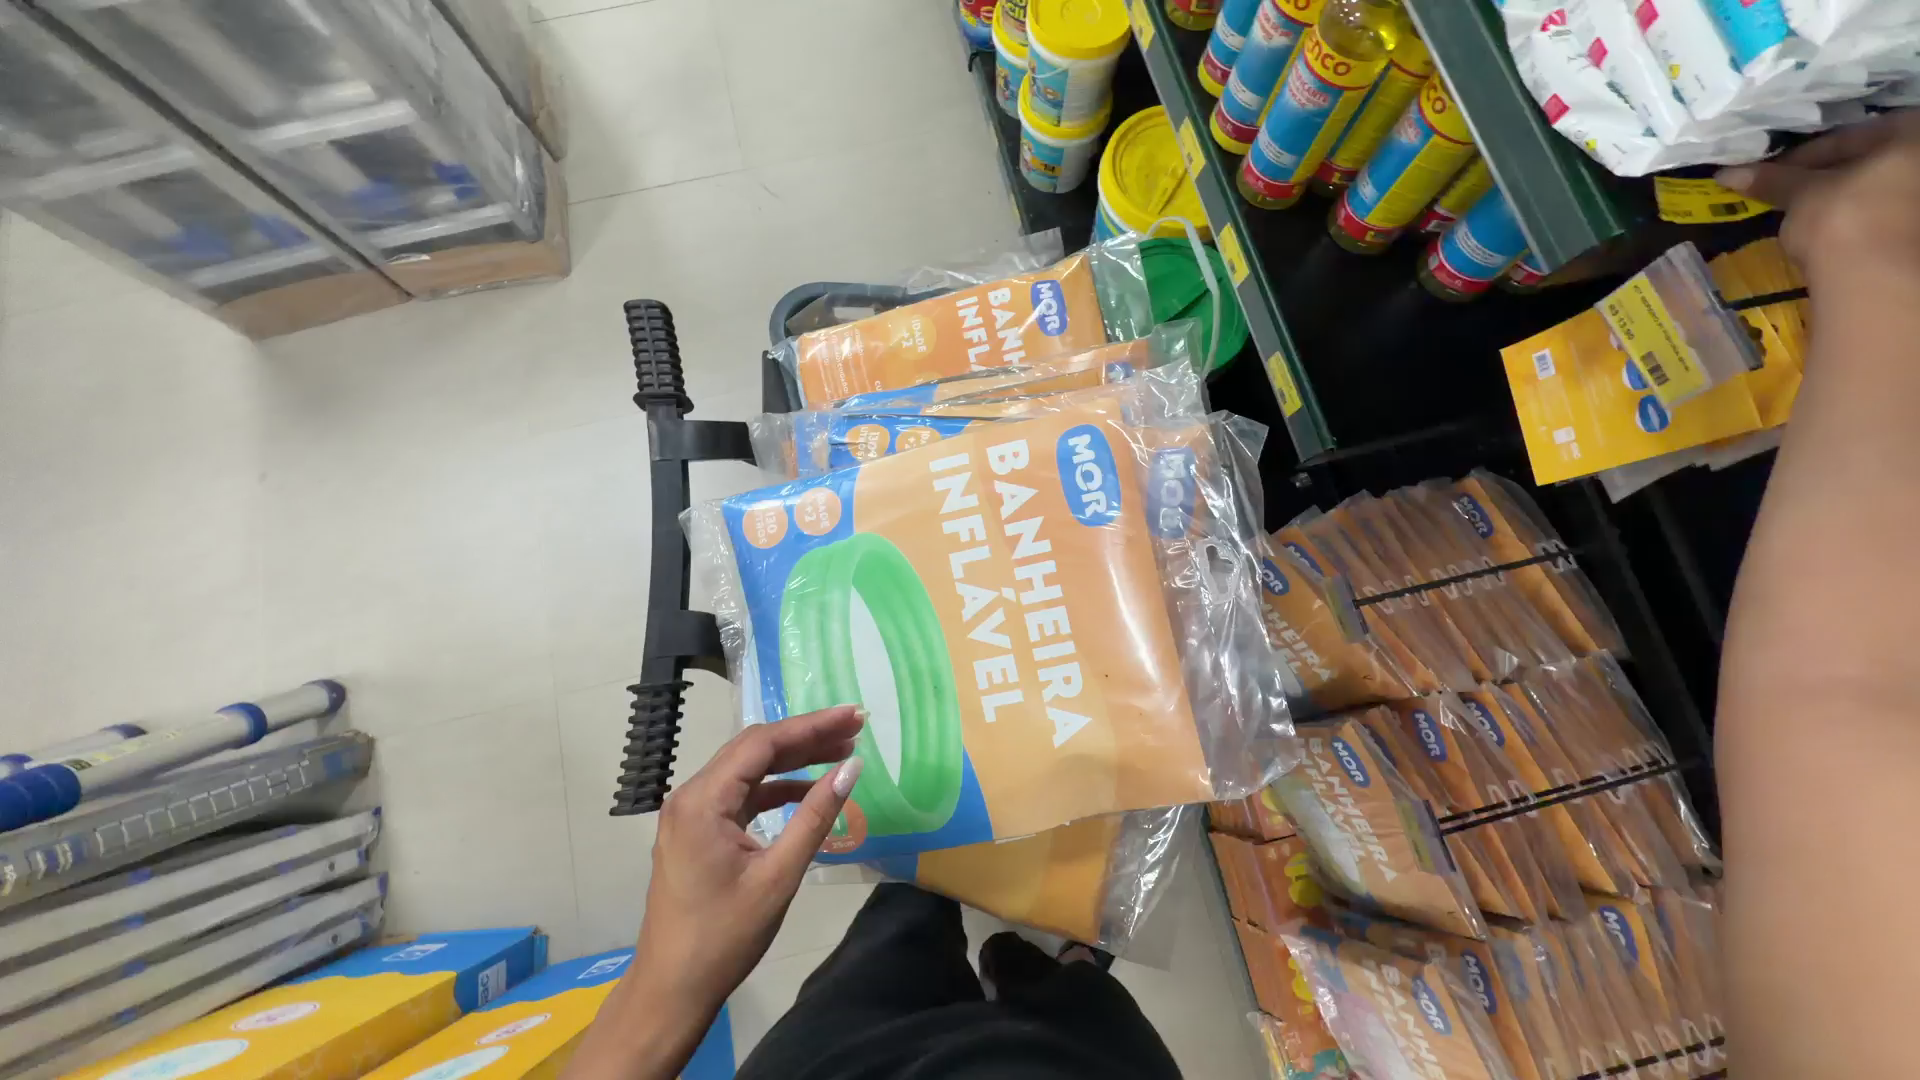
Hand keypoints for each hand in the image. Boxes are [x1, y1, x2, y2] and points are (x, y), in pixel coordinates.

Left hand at [633, 705, 865, 1013]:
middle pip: (755, 749)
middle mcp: (691, 795)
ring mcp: (691, 813)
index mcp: (703, 800)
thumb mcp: (779, 875)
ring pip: (749, 769)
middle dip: (806, 736)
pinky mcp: (698, 831)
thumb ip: (816, 815)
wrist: (671, 991)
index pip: (763, 743)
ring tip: (842, 751)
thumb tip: (852, 767)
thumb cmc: (724, 937)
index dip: (812, 725)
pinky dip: (777, 788)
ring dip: (794, 760)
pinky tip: (811, 790)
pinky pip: (742, 794)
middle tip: (854, 727)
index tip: (853, 716)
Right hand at [1718, 110, 1919, 284]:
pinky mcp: (1914, 221)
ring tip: (1798, 211)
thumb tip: (1727, 173)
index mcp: (1914, 130)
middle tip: (1781, 192)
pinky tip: (1825, 226)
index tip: (1766, 175)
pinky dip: (1851, 212)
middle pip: (1865, 158)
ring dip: (1835, 194)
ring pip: (1873, 183)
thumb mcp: (1801, 195)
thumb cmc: (1844, 216)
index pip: (1847, 136)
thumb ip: (1771, 180)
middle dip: (1821, 175)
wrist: (1876, 272)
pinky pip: (1881, 206)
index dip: (1800, 156)